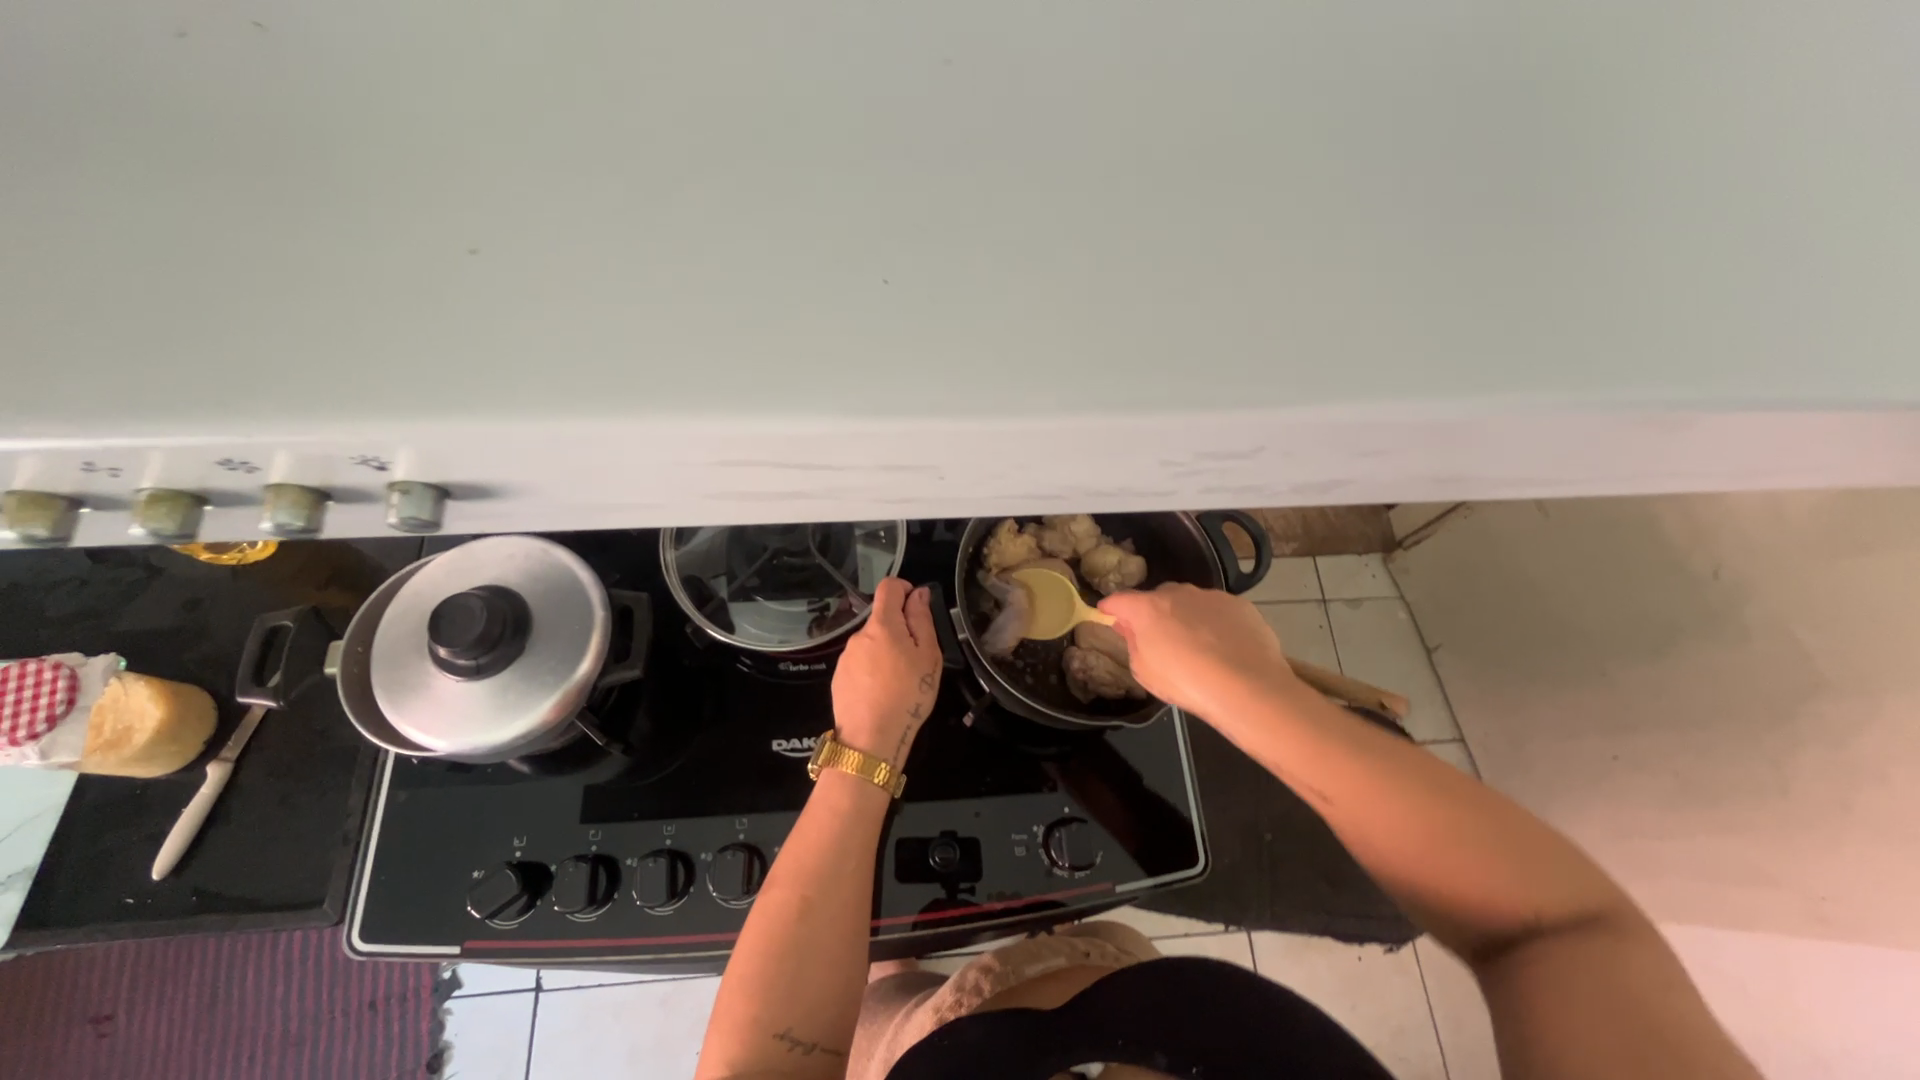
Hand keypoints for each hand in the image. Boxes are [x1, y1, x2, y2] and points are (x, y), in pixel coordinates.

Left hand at [831, 578, 941, 767]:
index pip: (888, 587)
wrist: (870, 739)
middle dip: (899, 630)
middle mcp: (859, 635)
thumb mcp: (928, 656)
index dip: (905, 589)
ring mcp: (845, 657)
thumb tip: (917, 593)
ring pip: (871, 644)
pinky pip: (860, 664)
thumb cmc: (908, 695)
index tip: (917, 608)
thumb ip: (922, 620)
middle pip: (881, 619)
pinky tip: (881, 693)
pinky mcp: (839, 677)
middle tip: (916, 659)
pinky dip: (872, 670)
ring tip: (899, 682)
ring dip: (885, 652)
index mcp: (882, 625)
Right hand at [1097, 583, 1298, 718]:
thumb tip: (1129, 627)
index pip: (1120, 600)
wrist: (1246, 686)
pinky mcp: (1239, 604)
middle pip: (1158, 597)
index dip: (1111, 608)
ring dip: (1186, 617)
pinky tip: (1224, 646)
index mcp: (1148, 608)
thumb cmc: (1185, 681)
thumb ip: (1133, 643)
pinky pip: (1218, 610)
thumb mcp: (1144, 671)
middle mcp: (1178, 593)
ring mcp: (1211, 596)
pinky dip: (1215, 623)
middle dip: (1154, 613)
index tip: (1106, 614)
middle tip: (1159, 638)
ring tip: (1197, 645)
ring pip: (1190, 602)